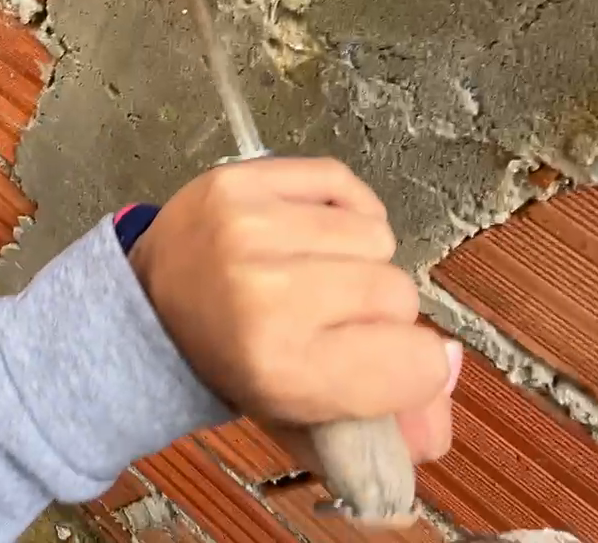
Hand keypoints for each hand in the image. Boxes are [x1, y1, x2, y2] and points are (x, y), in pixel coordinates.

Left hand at [127, 158, 460, 466]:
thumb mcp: (301, 414)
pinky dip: (341, 204)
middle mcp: (264, 292)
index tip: (377, 356)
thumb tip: (448, 368)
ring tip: (312, 269)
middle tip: (329, 313)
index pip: (414, 361)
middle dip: (376, 309)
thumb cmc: (229, 357)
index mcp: (283, 367)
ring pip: (373, 233)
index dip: (409, 363)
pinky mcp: (237, 178)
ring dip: (355, 254)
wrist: (149, 302)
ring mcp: (247, 225)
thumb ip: (388, 417)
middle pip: (397, 292)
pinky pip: (338, 180)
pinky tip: (312, 228)